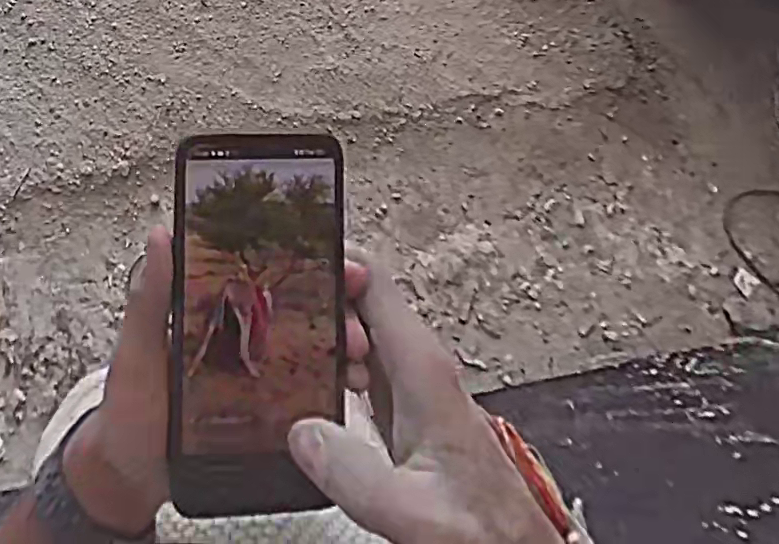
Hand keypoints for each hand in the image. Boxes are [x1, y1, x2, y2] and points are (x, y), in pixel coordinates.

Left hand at [61, 227, 375, 533]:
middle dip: (334, 298)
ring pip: (308, 343)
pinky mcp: (264, 408)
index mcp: (208, 306)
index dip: (300, 259)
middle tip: (355, 307)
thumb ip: (150, 295)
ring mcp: (253, 369)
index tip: (336, 256)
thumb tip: (160, 234)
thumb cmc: (128, 403)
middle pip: (295, 302)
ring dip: (340, 338)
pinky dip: (332, 382)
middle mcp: (237, 330)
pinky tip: (350, 384)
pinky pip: (306, 389)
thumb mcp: (137, 345)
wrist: (132, 475)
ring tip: (357, 350)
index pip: (260, 271)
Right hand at [287, 250, 557, 543]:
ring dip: (320, 332)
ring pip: (354, 324)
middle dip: (317, 302)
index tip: (295, 276)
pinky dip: (329, 356)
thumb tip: (302, 431)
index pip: (372, 278)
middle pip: (356, 295)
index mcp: (420, 366)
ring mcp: (408, 382)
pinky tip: (314, 382)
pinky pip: (356, 356)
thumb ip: (355, 473)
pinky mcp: (400, 405)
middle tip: (293, 335)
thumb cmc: (486, 536)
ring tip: (299, 361)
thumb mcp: (415, 514)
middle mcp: (416, 364)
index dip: (331, 263)